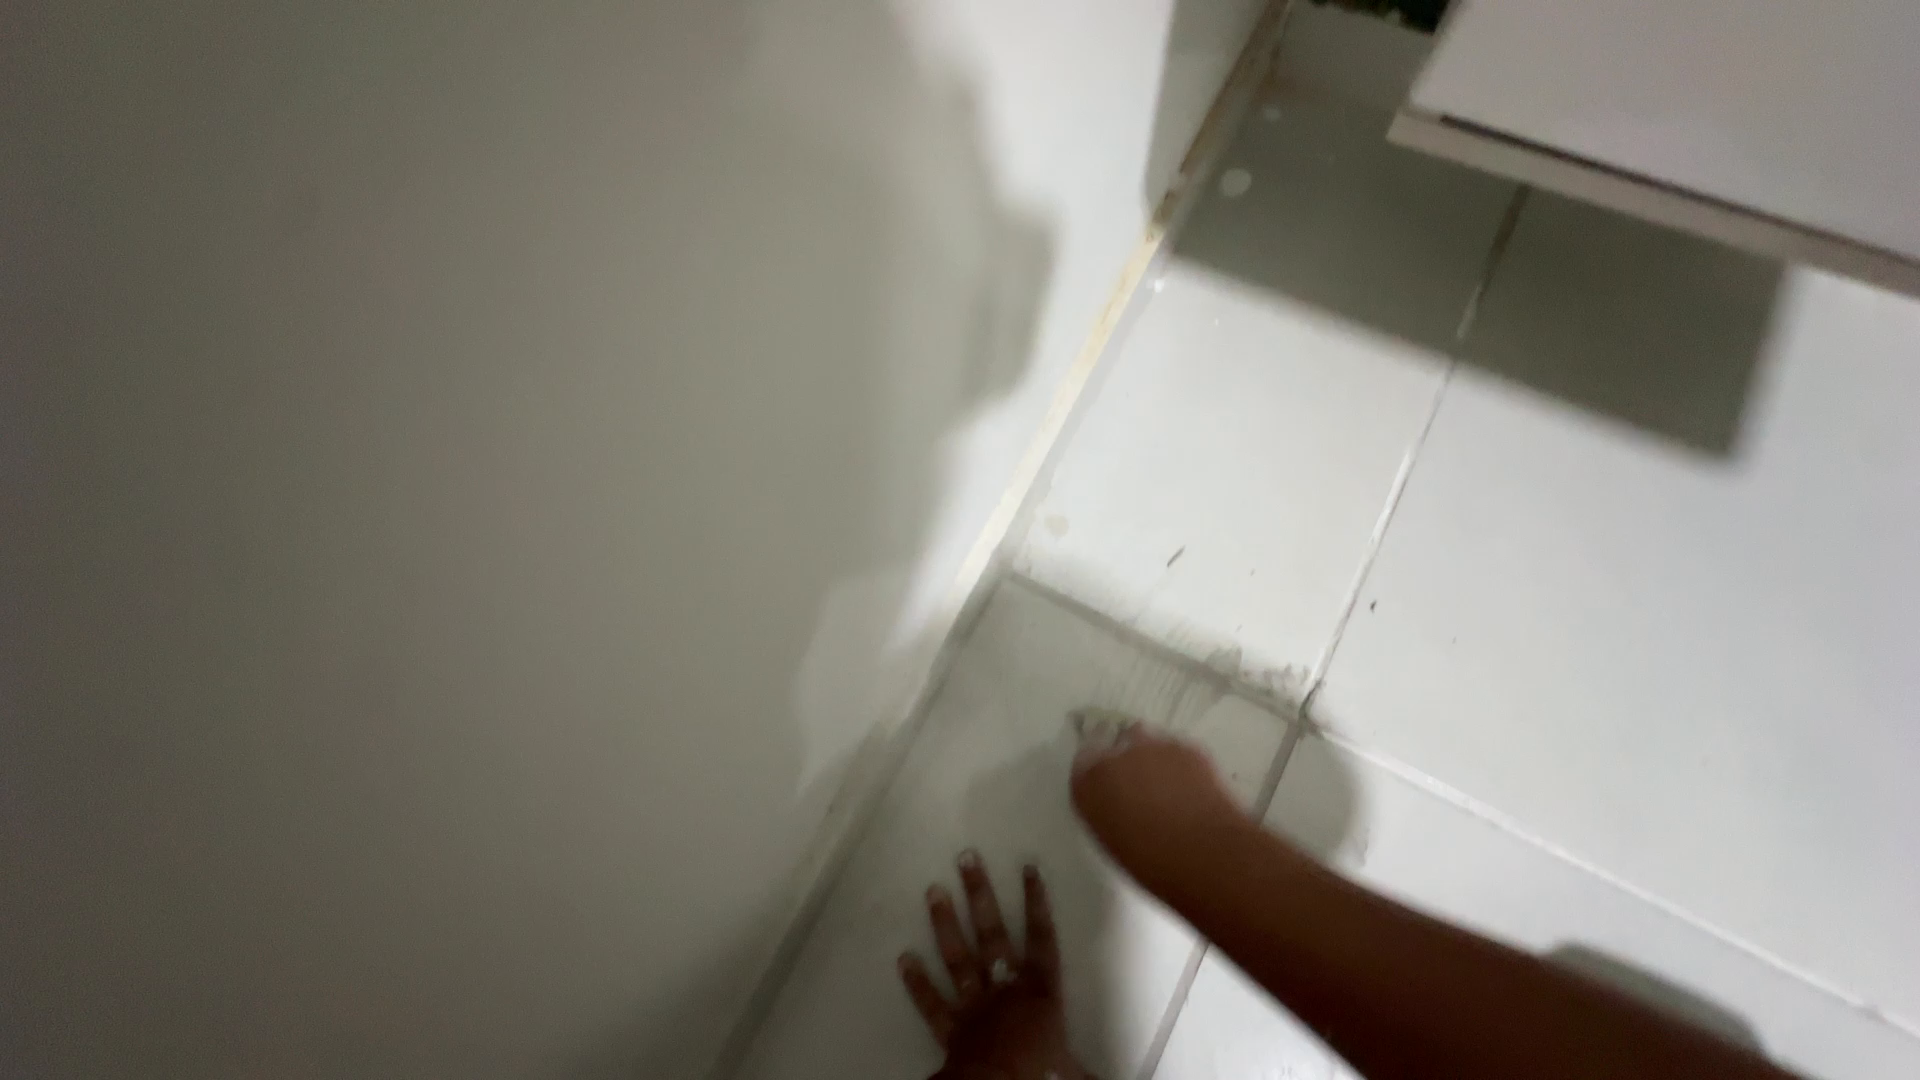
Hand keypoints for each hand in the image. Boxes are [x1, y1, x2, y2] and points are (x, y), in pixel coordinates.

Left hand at [899, 853, 1090, 1079]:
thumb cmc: (1042, 1075)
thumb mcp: (1079, 1071)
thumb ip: (1090, 1064)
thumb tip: (1118, 1074)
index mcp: (1039, 993)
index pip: (1041, 939)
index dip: (1037, 902)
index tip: (1028, 867)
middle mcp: (1005, 989)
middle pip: (992, 934)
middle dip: (980, 895)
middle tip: (966, 859)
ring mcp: (973, 1005)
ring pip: (958, 957)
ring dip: (945, 924)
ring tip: (933, 890)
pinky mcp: (950, 1029)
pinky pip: (932, 1004)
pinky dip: (917, 984)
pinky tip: (903, 958)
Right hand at [1068, 710, 1249, 892]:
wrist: (1206, 855)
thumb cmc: (1154, 864)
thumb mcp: (1114, 841)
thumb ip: (1106, 811)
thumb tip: (1116, 803)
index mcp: (1089, 784)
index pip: (1083, 761)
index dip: (1096, 768)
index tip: (1108, 780)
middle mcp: (1114, 756)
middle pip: (1114, 743)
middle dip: (1123, 757)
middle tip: (1139, 784)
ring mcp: (1151, 746)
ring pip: (1145, 738)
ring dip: (1150, 754)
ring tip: (1166, 782)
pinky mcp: (1186, 746)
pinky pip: (1176, 748)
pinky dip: (1180, 761)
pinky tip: (1192, 785)